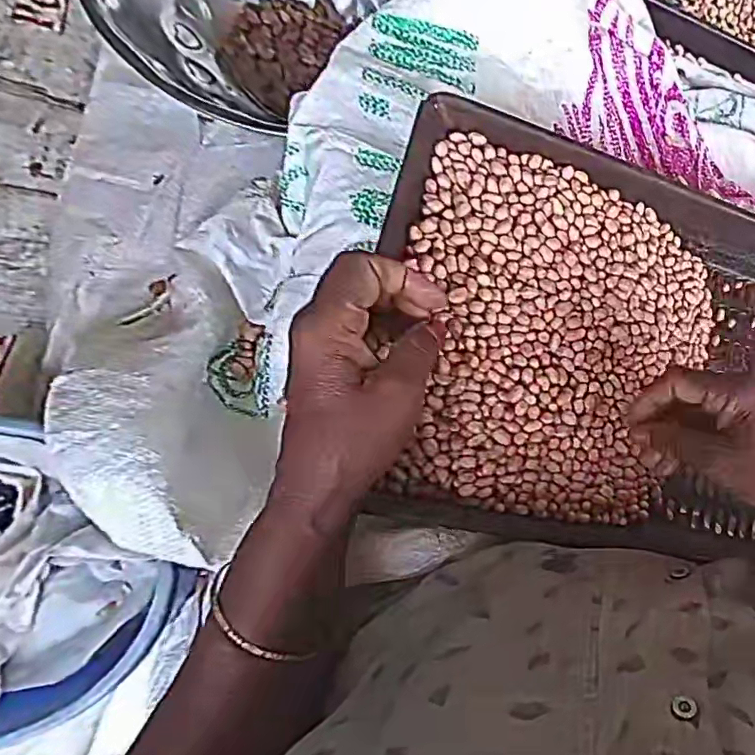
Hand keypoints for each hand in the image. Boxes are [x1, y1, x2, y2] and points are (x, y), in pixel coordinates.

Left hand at [272, 252, 447, 517]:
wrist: (320, 485)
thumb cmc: (354, 443)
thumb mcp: (399, 393)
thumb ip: (418, 349)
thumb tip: (435, 325)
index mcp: (324, 327)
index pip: (361, 269)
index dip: (405, 276)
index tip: (438, 305)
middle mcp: (314, 326)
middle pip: (359, 280)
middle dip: (405, 289)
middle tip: (440, 316)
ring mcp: (319, 344)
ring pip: (360, 303)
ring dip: (400, 308)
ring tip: (432, 331)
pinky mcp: (328, 362)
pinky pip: (360, 328)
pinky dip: (390, 328)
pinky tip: (414, 348)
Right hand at [626, 367, 754, 523]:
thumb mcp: (716, 460)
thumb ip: (677, 442)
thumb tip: (642, 433)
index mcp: (734, 391)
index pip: (679, 381)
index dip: (650, 400)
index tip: (632, 422)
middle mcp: (733, 391)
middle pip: (681, 394)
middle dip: (656, 419)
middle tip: (638, 445)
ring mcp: (734, 408)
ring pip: (687, 412)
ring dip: (666, 434)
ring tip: (650, 460)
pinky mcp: (734, 425)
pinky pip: (699, 425)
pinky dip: (681, 441)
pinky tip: (667, 462)